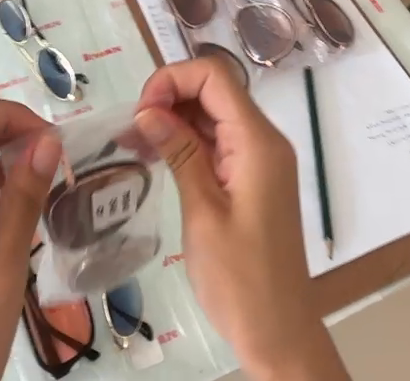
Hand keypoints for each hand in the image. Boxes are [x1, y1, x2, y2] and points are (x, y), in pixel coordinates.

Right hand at [136, 60, 347, 380]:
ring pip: (212, 114)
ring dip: (173, 118)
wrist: (278, 333)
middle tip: (131, 130)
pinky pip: (217, 141)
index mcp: (257, 142)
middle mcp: (263, 140)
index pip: (214, 77)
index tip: (140, 111)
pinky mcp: (251, 178)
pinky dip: (185, 140)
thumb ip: (179, 152)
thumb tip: (147, 109)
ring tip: (133, 142)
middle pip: (214, 90)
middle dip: (169, 97)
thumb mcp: (202, 212)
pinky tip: (155, 156)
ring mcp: (259, 159)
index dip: (172, 79)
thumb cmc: (240, 279)